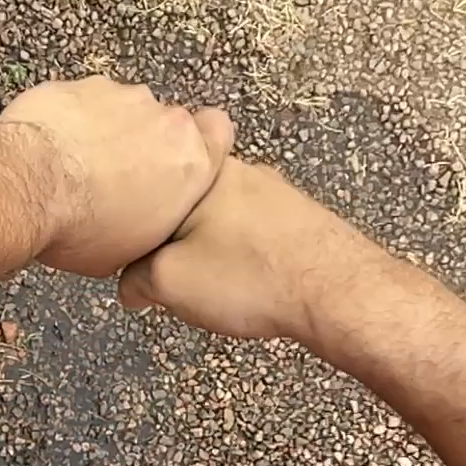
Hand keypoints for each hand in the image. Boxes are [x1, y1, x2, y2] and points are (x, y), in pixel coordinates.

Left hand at [0, 76, 232, 276]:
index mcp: (190, 164)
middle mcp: (166, 121)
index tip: (170, 162)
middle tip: (107, 176)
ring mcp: (123, 97)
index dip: (195, 145)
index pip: (217, 136)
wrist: (30, 190)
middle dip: (139, 145)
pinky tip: (46, 148)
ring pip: (120, 110)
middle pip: (162, 125)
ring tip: (69, 165)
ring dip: (101, 131)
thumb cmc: (79, 229)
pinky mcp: (81, 84)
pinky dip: (67, 119)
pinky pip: (79, 102)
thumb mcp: (123, 253)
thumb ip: (146, 224)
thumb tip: (134, 227)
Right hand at [116, 158, 391, 342]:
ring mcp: (273, 192)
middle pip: (179, 205)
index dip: (129, 228)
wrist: (338, 295)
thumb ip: (132, 278)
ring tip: (205, 287)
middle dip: (166, 242)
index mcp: (203, 172)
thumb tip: (130, 287)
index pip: (145, 189)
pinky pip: (244, 233)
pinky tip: (238, 285)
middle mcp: (242, 170)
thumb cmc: (249, 278)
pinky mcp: (295, 218)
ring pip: (213, 220)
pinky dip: (232, 258)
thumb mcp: (165, 281)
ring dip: (200, 252)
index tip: (128, 259)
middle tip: (164, 279)